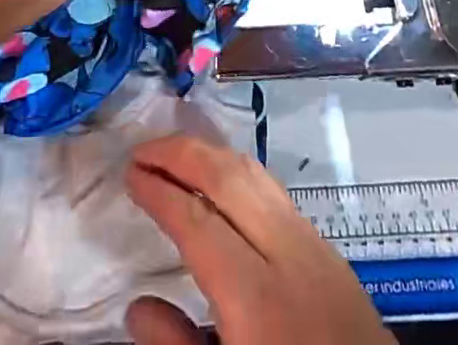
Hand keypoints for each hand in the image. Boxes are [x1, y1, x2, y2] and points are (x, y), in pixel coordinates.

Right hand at [124, 135, 392, 344]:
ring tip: (175, 154)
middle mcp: (288, 255)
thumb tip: (138, 307)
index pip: (198, 222)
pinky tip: (221, 181)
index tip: (130, 172)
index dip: (160, 191)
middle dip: (183, 154)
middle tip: (144, 149)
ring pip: (257, 176)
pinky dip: (239, 172)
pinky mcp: (328, 249)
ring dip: (212, 155)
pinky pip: (275, 192)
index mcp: (257, 298)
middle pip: (230, 179)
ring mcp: (313, 245)